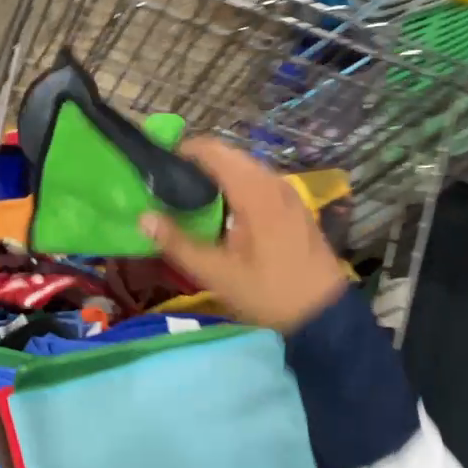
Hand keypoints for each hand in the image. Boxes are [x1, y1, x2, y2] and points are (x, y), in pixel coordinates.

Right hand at [139, 137, 347, 333]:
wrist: (324, 316)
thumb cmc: (268, 293)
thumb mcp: (216, 273)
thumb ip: (177, 242)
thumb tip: (143, 217)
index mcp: (254, 192)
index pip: (212, 151)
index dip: (181, 151)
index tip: (155, 165)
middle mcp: (274, 182)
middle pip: (228, 155)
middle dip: (195, 162)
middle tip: (166, 183)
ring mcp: (288, 193)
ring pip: (244, 167)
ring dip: (215, 173)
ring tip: (187, 196)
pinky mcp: (294, 206)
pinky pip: (257, 181)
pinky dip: (234, 185)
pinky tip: (220, 210)